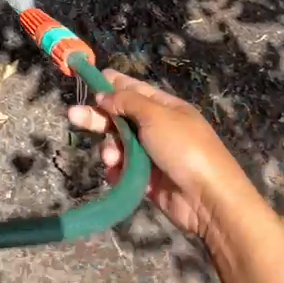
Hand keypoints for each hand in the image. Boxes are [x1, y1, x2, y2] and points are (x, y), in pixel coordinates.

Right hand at [67, 70, 257, 241]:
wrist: (210, 201)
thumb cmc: (185, 150)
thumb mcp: (156, 116)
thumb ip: (126, 101)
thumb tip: (103, 94)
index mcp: (164, 108)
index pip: (131, 89)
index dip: (108, 84)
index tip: (85, 82)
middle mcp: (156, 127)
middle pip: (117, 116)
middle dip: (97, 116)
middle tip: (73, 116)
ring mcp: (150, 153)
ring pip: (116, 142)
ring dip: (109, 148)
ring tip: (111, 159)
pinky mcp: (145, 177)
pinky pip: (121, 167)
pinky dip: (116, 170)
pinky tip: (117, 173)